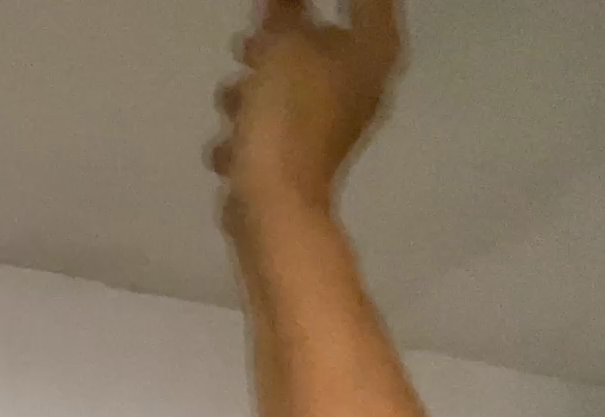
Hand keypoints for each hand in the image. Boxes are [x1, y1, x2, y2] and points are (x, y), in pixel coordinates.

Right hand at [210, 0, 401, 225]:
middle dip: (277, 39)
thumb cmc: (287, 122)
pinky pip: (269, 129)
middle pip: (319, 40)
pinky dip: (247, 134)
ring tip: (230, 99)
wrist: (273, 208)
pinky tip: (231, 146)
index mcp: (373, 49)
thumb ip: (286, 10)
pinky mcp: (296, 158)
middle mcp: (360, 83)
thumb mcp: (284, 47)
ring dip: (252, 90)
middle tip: (247, 39)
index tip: (283, 1)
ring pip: (287, 86)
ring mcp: (327, 125)